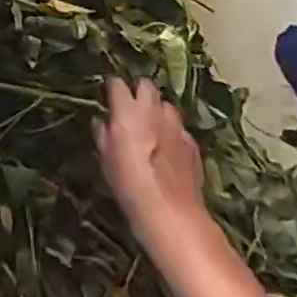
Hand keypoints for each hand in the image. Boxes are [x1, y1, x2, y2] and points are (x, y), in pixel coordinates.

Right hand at [93, 78, 204, 235]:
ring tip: (152, 125)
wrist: (171, 213)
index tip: (108, 96)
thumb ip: (102, 132)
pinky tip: (168, 148)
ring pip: (167, 106)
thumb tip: (102, 121)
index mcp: (127, 109)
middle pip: (147, 86)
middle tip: (132, 106)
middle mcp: (153, 111)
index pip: (117, 83)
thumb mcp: (105, 157)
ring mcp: (177, 128)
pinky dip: (173, 132)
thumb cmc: (128, 182)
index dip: (112, 87)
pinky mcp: (193, 146)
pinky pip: (180, 130)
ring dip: (158, 110)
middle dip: (139, 91)